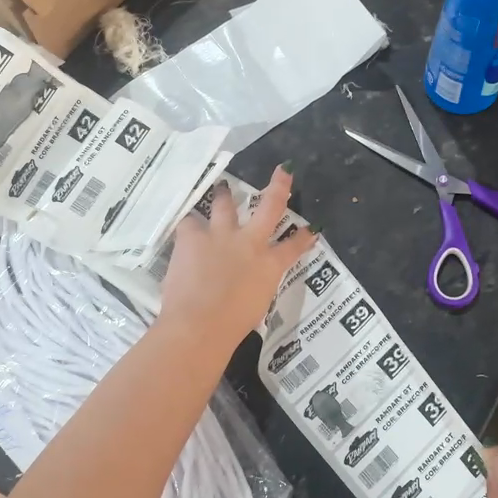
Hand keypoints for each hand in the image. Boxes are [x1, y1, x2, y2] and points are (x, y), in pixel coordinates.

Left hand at [158, 167, 316, 352]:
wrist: (200, 324)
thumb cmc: (232, 326)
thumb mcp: (258, 307)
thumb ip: (256, 287)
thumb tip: (250, 283)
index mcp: (270, 266)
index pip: (293, 247)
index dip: (304, 237)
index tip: (311, 228)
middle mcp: (250, 243)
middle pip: (270, 208)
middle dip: (279, 187)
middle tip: (282, 171)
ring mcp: (221, 236)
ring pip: (226, 206)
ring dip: (226, 195)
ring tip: (223, 188)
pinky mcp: (193, 237)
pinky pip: (189, 222)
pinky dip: (189, 225)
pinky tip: (185, 226)